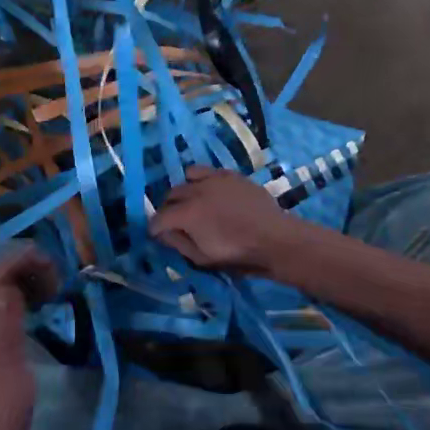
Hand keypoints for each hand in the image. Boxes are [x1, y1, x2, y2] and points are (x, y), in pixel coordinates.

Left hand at [0, 246, 56, 429]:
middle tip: (48, 266)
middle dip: (12, 270)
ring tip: (44, 279)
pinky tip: (29, 304)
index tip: (41, 253)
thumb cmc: (1, 415)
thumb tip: (6, 286)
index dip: (9, 264)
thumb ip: (6, 325)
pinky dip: (11, 303)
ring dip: (12, 285)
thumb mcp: (8, 368)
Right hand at [151, 166, 313, 275]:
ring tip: (192, 202)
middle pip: (170, 195)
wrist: (275, 239)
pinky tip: (211, 192)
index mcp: (187, 214)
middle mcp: (196, 191)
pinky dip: (203, 181)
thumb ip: (178, 243)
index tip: (157, 236)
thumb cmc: (237, 254)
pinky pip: (209, 171)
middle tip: (175, 222)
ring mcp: (215, 179)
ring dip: (184, 190)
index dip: (154, 229)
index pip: (158, 218)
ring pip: (187, 177)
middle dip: (168, 209)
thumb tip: (163, 234)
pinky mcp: (231, 175)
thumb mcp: (202, 258)